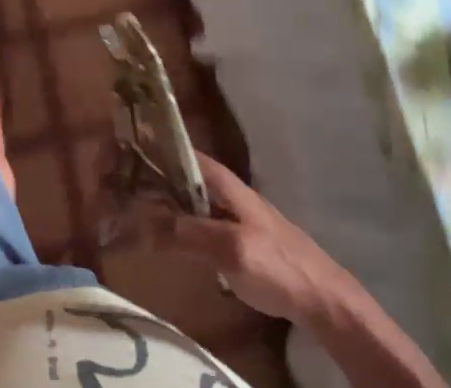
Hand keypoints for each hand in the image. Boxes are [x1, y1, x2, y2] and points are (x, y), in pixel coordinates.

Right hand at [149, 151, 350, 322]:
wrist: (322, 298)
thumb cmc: (278, 265)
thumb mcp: (232, 248)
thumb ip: (194, 232)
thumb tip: (153, 220)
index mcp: (230, 188)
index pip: (191, 158)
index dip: (165, 152)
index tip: (133, 151)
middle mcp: (232, 198)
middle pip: (190, 182)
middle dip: (161, 182)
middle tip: (128, 189)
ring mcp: (238, 222)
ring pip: (196, 207)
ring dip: (171, 208)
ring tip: (139, 214)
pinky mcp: (241, 245)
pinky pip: (205, 230)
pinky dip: (184, 231)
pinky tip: (169, 243)